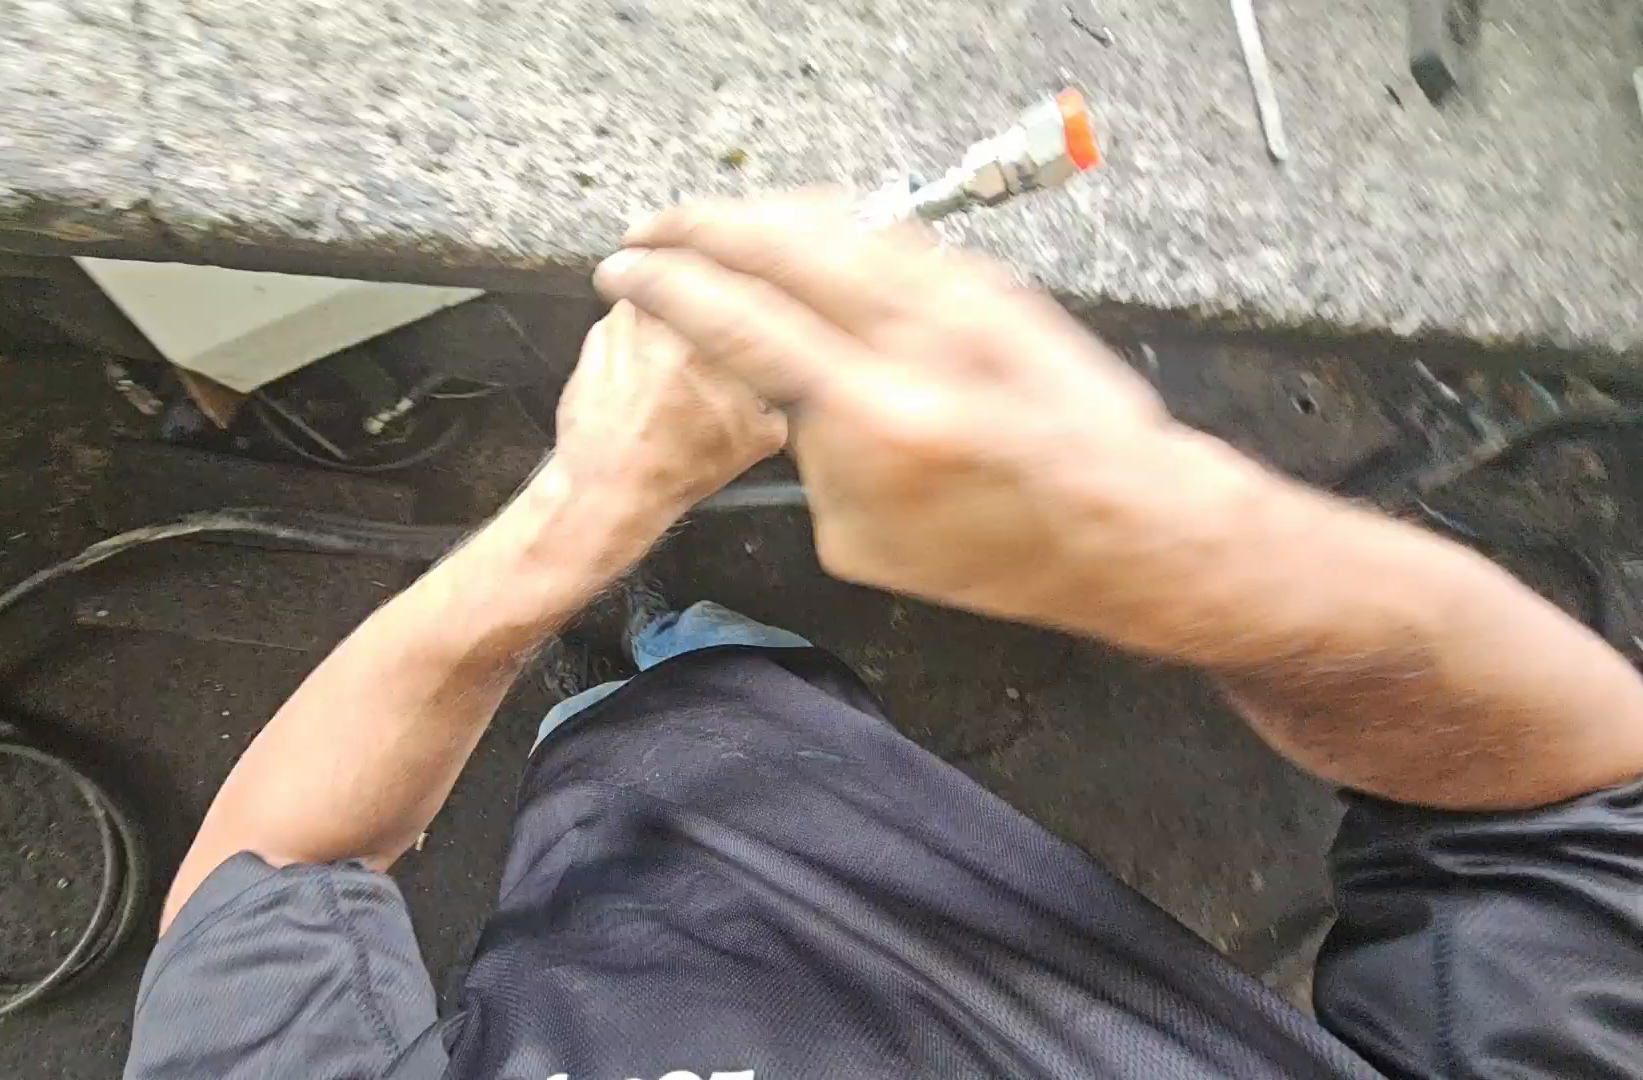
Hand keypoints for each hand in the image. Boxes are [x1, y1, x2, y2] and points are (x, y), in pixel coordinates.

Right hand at [593, 194, 1267, 631]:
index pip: (737, 320)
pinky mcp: (987, 284)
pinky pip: (883, 230)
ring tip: (709, 224)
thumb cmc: (997, 551)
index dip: (665, 286)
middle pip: (778, 240)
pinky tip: (794, 231)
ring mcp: (958, 297)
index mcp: (873, 415)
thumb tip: (786, 398)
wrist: (1119, 521)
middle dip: (696, 225)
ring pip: (832, 218)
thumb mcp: (862, 534)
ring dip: (756, 213)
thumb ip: (808, 453)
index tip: (623, 272)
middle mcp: (915, 337)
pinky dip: (821, 223)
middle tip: (649, 231)